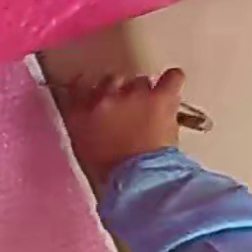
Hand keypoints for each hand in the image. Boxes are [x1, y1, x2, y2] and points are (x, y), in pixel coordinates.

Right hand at [56, 68, 186, 188]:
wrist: (136, 174)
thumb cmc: (108, 168)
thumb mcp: (84, 148)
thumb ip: (83, 126)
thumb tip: (88, 114)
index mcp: (83, 114)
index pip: (80, 91)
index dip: (89, 93)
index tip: (94, 97)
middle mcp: (106, 97)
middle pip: (111, 80)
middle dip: (117, 90)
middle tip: (123, 107)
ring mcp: (135, 93)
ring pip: (139, 81)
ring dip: (142, 92)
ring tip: (146, 107)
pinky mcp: (162, 95)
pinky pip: (172, 76)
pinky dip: (170, 82)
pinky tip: (168, 90)